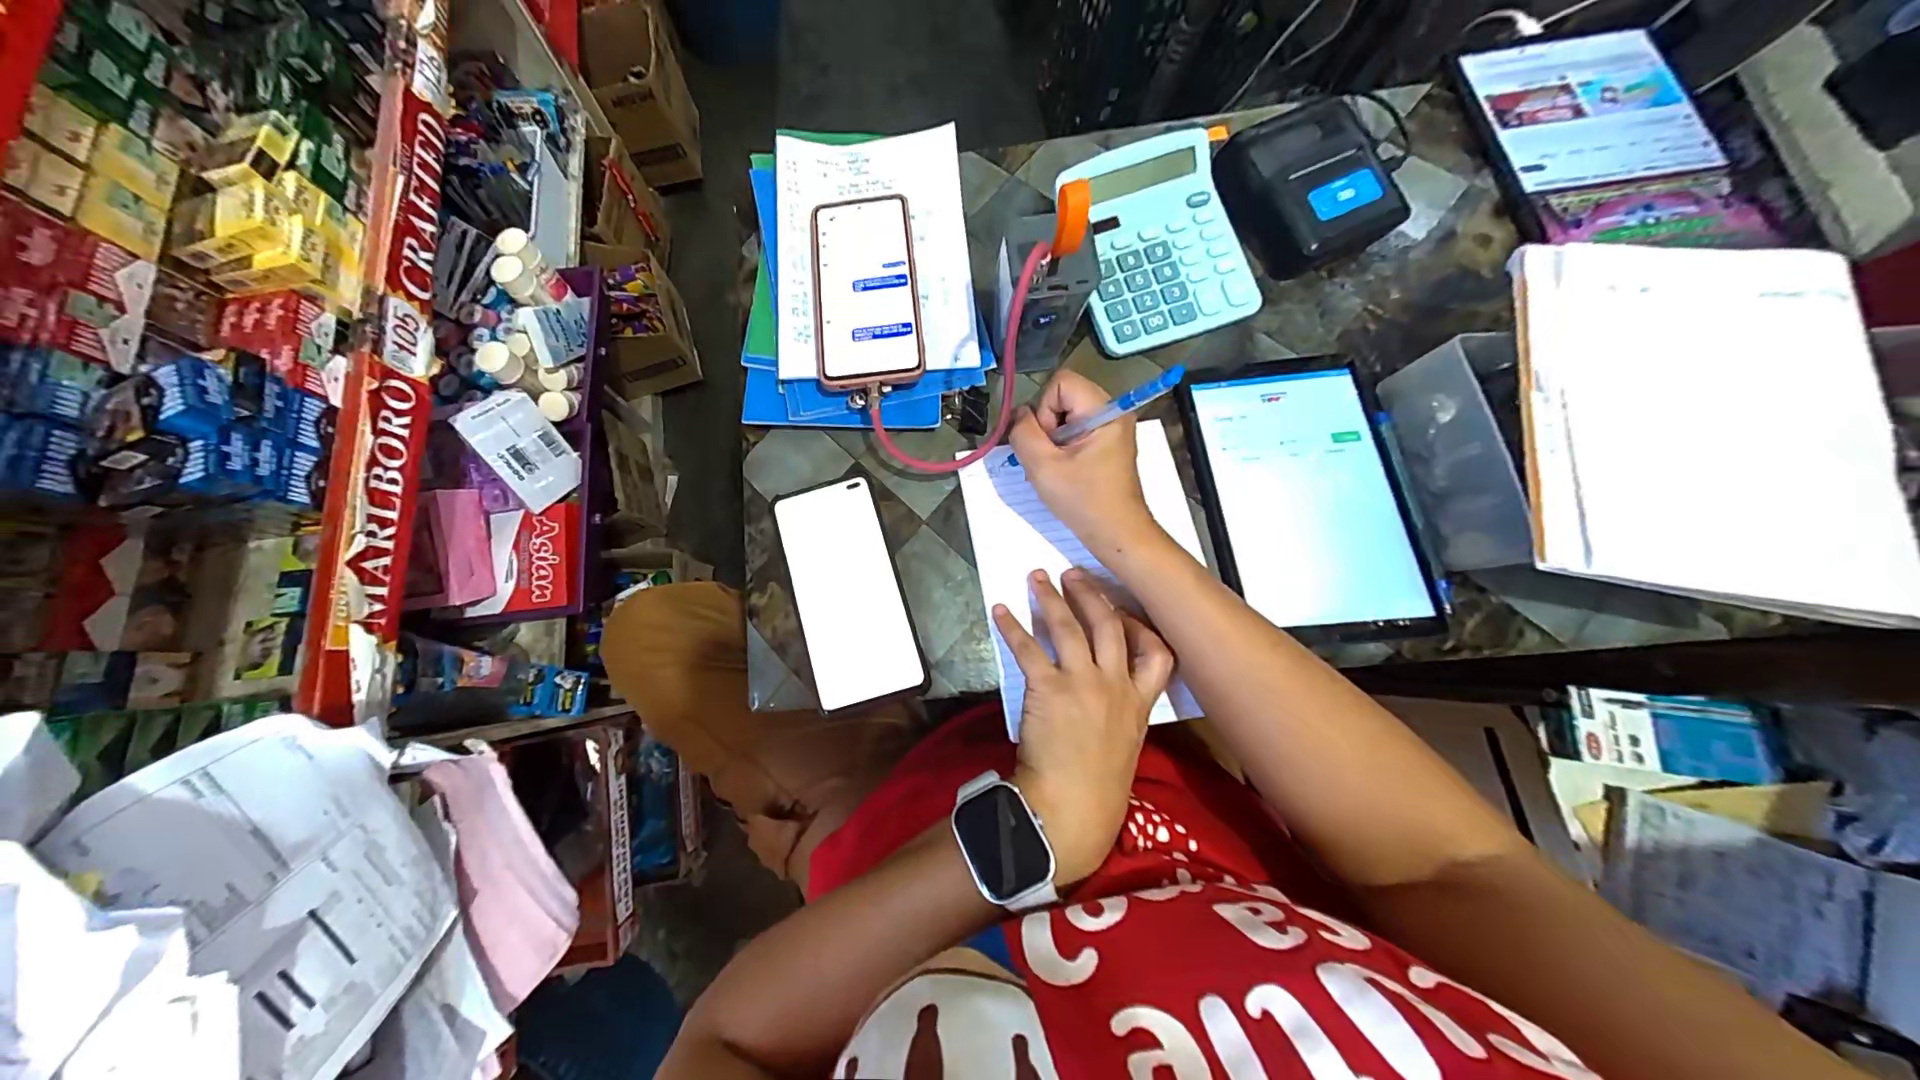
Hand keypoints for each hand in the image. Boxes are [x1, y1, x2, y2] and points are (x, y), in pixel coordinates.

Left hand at [993, 568, 1174, 886]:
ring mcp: (1084, 684)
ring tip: (1036, 578)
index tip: (1123, 612)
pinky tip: (1000, 611)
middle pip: (1109, 625)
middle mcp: (1115, 686)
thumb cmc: (1098, 791)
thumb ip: (1119, 717)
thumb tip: (1099, 701)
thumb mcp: (1123, 749)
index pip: (1158, 655)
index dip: (1141, 628)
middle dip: (1092, 594)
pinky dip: (1013, 627)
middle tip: (1074, 574)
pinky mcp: (1050, 688)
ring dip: (1051, 598)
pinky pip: (1029, 648)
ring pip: (1070, 627)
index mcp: (1139, 704)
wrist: (1072, 811)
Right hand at [1008, 370, 1162, 558]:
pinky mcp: (1107, 442)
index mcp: (1105, 410)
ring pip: (1066, 413)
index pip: (1061, 382)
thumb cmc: (1083, 502)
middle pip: (1063, 395)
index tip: (1049, 443)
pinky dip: (1062, 446)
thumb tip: (1018, 415)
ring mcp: (1111, 427)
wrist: (1117, 533)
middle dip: (1046, 423)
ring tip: (1056, 466)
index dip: (1044, 409)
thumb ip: (1022, 432)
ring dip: (1052, 437)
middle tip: (1050, 457)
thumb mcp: (1042, 466)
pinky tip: (1063, 469)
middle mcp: (1112, 411)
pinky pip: (1075, 429)